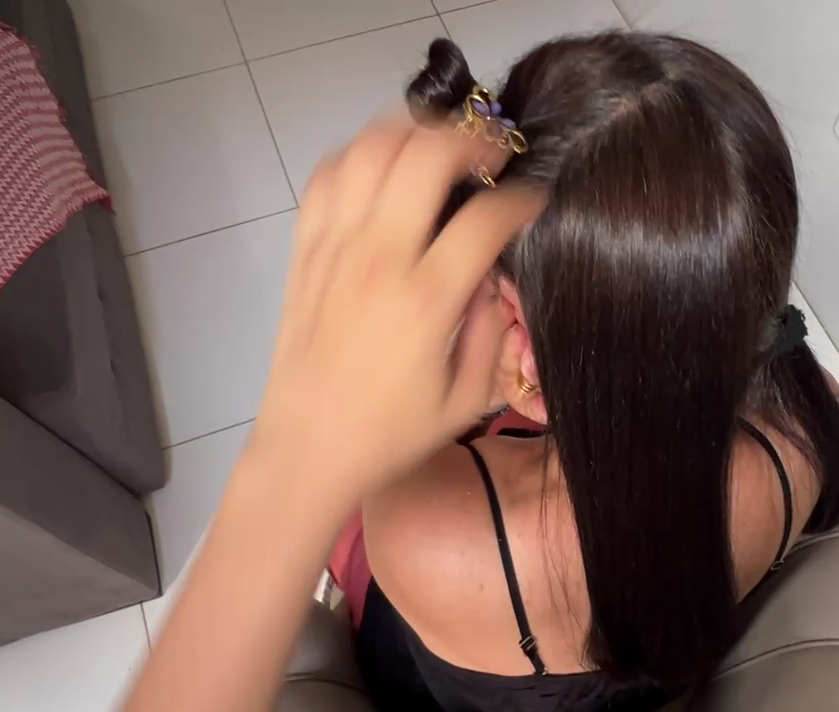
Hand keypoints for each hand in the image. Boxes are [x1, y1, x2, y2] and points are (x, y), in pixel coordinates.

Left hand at [251, 115, 543, 498]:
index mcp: (427, 301)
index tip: (533, 202)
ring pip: (371, 148)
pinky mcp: (305, 251)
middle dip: (471, 140)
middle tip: (494, 151)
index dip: (520, 201)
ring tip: (440, 146)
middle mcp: (378, 259)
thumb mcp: (465, 401)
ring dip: (413, 132)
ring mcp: (335, 248)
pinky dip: (360, 155)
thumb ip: (490, 332)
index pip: (485, 219)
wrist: (309, 450)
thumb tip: (493, 279)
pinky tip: (383, 169)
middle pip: (426, 156)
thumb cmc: (391, 436)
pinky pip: (327, 175)